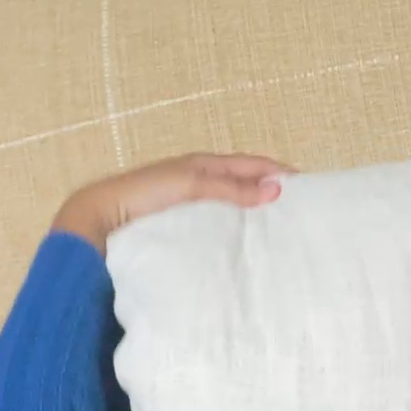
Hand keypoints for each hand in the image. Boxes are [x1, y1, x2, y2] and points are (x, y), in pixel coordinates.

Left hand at [52, 152, 293, 252]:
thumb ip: (232, 188)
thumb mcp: (192, 185)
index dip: (279, 171)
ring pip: (232, 206)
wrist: (101, 221)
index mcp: (204, 164)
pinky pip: (218, 225)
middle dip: (271, 192)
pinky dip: (236, 230)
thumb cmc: (144, 195)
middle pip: (245, 184)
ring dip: (255, 214)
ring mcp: (190, 206)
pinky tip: (245, 245)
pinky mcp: (181, 229)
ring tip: (279, 232)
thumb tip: (277, 189)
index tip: (309, 186)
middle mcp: (199, 182)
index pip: (252, 164)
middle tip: (300, 211)